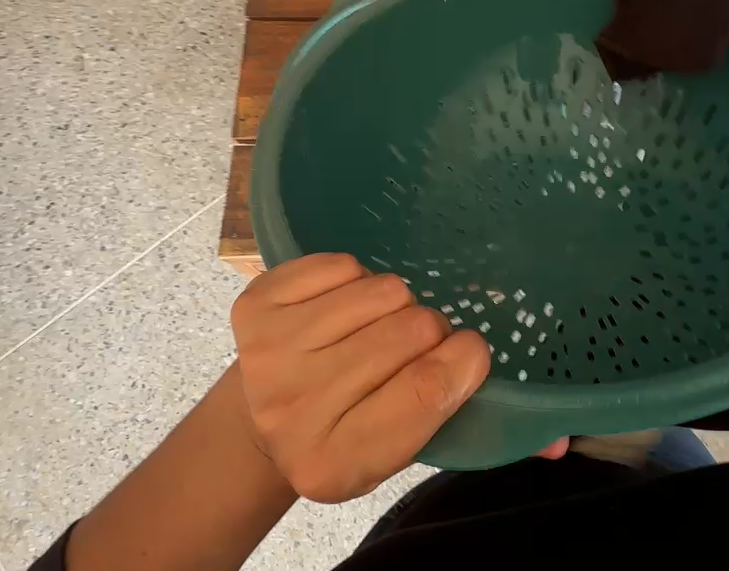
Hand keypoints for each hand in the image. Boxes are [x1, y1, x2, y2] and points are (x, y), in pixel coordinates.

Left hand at [231, 253, 490, 502]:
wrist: (256, 420)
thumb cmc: (341, 432)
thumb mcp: (389, 449)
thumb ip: (433, 406)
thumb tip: (469, 351)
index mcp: (333, 465)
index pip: (425, 392)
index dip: (464, 360)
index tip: (473, 348)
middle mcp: (294, 408)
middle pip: (410, 331)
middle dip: (430, 329)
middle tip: (414, 343)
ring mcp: (269, 352)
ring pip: (383, 289)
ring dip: (394, 302)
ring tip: (375, 325)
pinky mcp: (255, 305)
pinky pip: (343, 264)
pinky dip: (357, 278)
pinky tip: (342, 307)